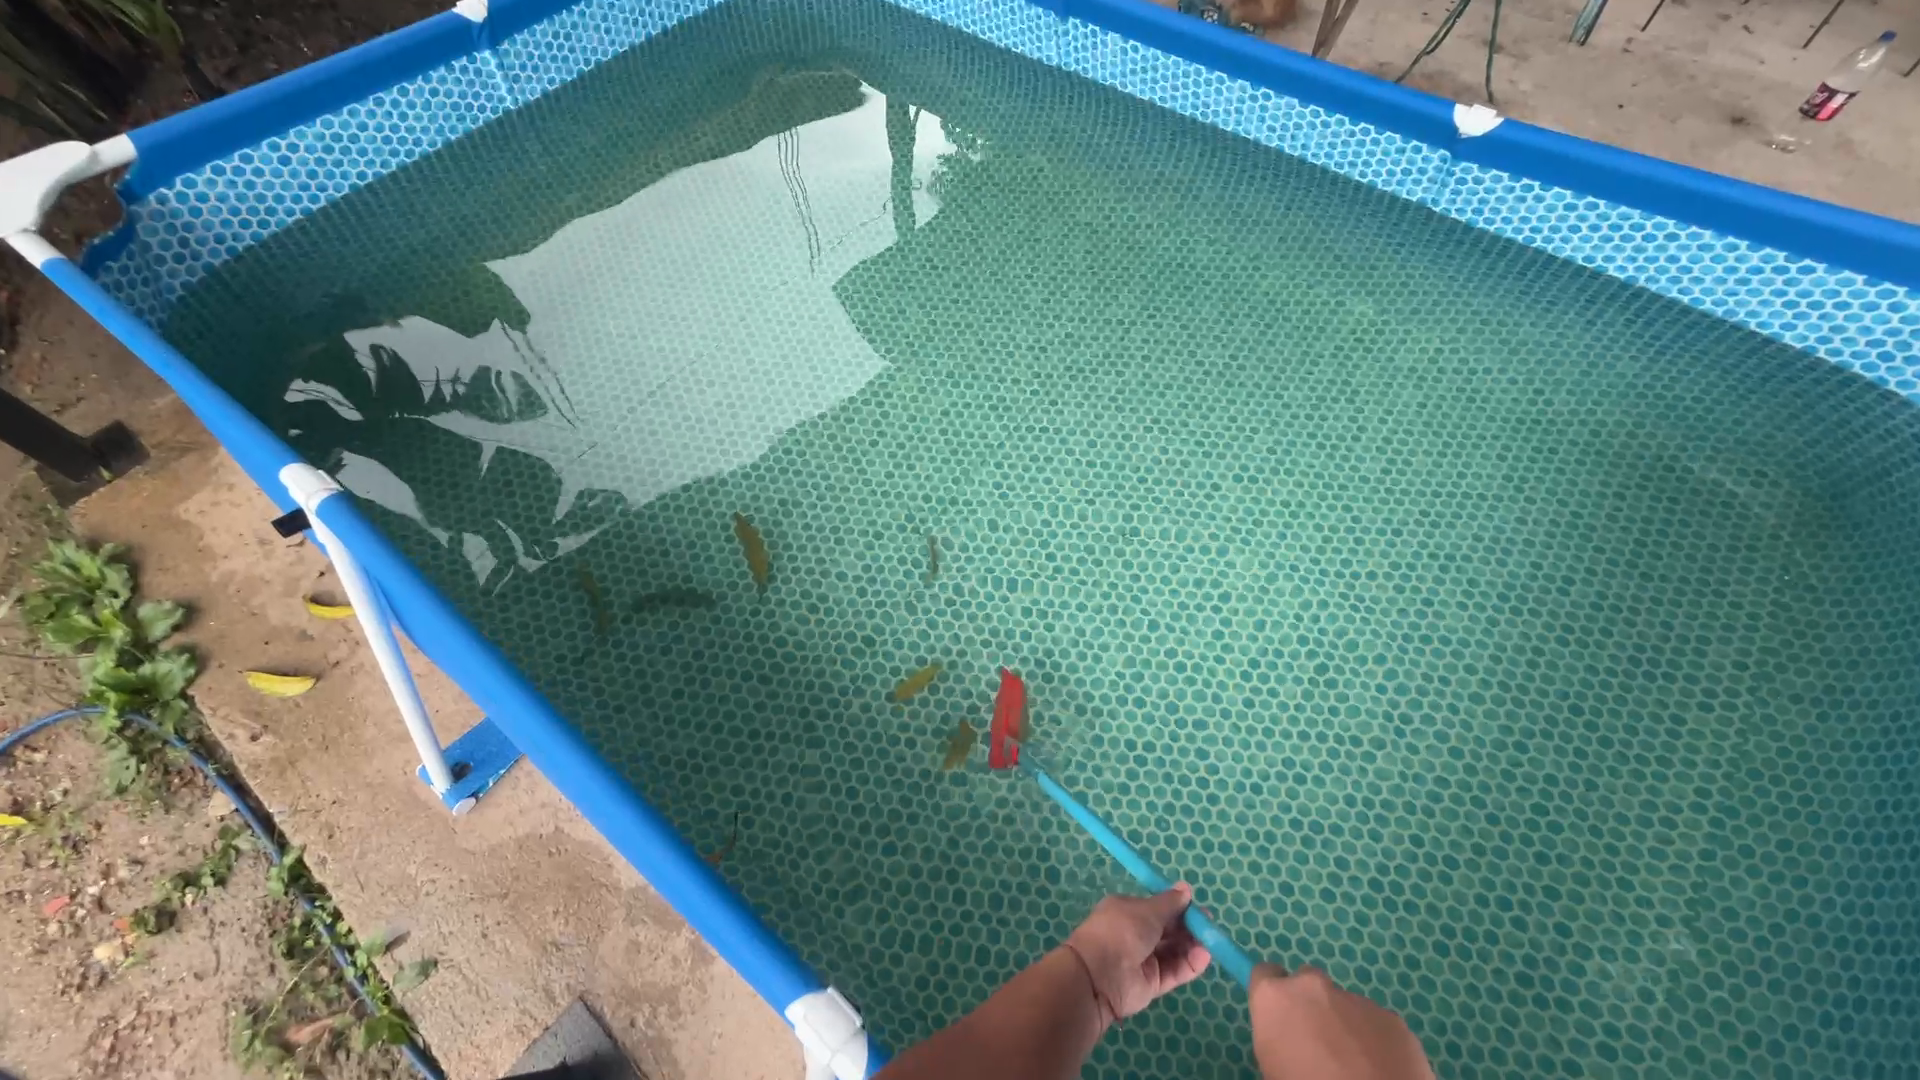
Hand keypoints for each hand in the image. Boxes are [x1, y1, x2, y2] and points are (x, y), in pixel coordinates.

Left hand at [1063, 884, 1211, 1021]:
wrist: (1099, 974)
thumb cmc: (1121, 931)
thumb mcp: (1146, 910)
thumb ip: (1169, 903)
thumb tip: (1186, 888)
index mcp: (1128, 911)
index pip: (1158, 908)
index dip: (1178, 908)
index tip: (1199, 909)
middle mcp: (1135, 934)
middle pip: (1168, 930)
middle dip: (1188, 927)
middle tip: (1209, 927)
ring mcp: (1143, 959)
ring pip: (1173, 951)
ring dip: (1191, 946)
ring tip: (1209, 943)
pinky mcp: (1151, 983)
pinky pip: (1173, 971)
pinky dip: (1189, 964)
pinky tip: (1204, 957)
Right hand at [1248, 964, 1433, 1079]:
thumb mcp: (1271, 1068)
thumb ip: (1275, 1038)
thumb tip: (1287, 1037)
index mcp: (1274, 997)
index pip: (1264, 974)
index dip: (1274, 995)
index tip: (1281, 1018)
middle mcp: (1312, 986)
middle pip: (1307, 983)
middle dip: (1312, 1006)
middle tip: (1319, 1046)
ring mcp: (1354, 999)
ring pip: (1344, 1005)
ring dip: (1345, 1026)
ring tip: (1355, 1067)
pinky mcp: (1391, 1018)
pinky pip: (1376, 1024)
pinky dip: (1375, 1041)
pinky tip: (1380, 1070)